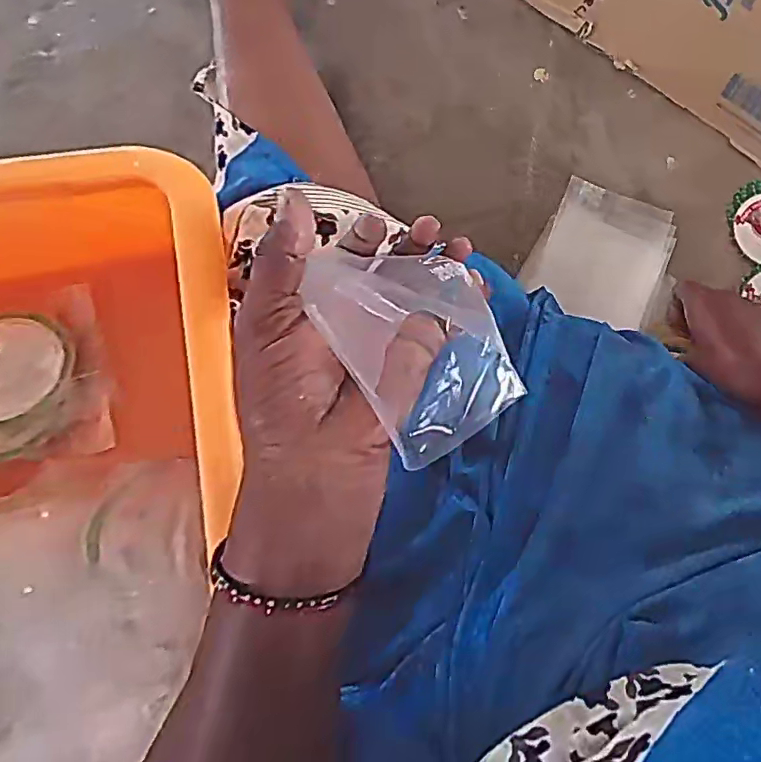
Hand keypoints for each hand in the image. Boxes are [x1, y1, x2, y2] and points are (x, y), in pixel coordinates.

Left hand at [225, 192, 472, 593]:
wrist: (312, 538)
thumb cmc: (306, 480)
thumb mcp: (338, 419)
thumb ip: (383, 363)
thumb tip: (430, 314)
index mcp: (290, 337)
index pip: (307, 269)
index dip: (337, 238)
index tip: (372, 223)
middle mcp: (322, 340)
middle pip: (357, 278)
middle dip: (395, 249)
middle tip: (428, 229)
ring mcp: (358, 360)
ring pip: (392, 302)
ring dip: (427, 276)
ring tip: (460, 253)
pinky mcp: (387, 380)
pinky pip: (417, 337)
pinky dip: (445, 314)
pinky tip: (470, 297)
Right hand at [671, 280, 760, 407]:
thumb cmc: (725, 368)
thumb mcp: (692, 360)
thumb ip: (681, 343)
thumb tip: (679, 341)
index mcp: (700, 301)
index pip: (681, 289)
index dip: (676, 308)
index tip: (679, 330)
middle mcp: (722, 293)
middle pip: (702, 294)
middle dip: (697, 313)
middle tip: (696, 338)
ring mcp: (744, 301)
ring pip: (722, 302)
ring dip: (717, 317)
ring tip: (719, 342)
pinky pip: (740, 311)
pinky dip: (735, 321)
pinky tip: (739, 343)